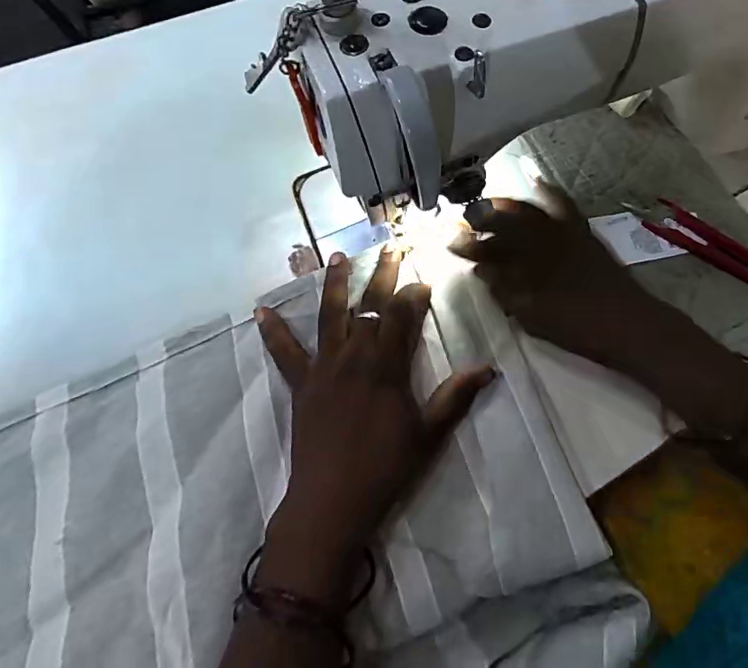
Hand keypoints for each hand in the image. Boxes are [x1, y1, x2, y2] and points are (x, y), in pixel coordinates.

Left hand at [253, 248, 494, 604]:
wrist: (332, 499)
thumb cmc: (386, 468)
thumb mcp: (428, 435)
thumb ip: (455, 398)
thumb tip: (487, 368)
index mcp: (387, 366)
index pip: (402, 317)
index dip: (414, 295)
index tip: (423, 282)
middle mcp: (355, 355)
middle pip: (369, 305)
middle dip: (382, 275)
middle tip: (391, 249)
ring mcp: (325, 365)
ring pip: (330, 315)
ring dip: (335, 284)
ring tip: (338, 256)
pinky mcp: (301, 382)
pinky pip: (284, 352)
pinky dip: (273, 331)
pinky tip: (260, 310)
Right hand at [448, 183, 649, 369]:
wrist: (634, 327)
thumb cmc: (579, 327)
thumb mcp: (534, 316)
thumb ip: (505, 291)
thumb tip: (481, 271)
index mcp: (529, 261)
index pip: (488, 249)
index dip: (467, 245)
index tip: (450, 242)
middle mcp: (544, 239)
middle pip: (505, 223)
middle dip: (480, 220)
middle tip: (463, 222)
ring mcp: (565, 232)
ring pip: (528, 211)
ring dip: (504, 207)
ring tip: (486, 205)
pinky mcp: (582, 233)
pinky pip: (561, 204)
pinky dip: (547, 190)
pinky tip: (536, 179)